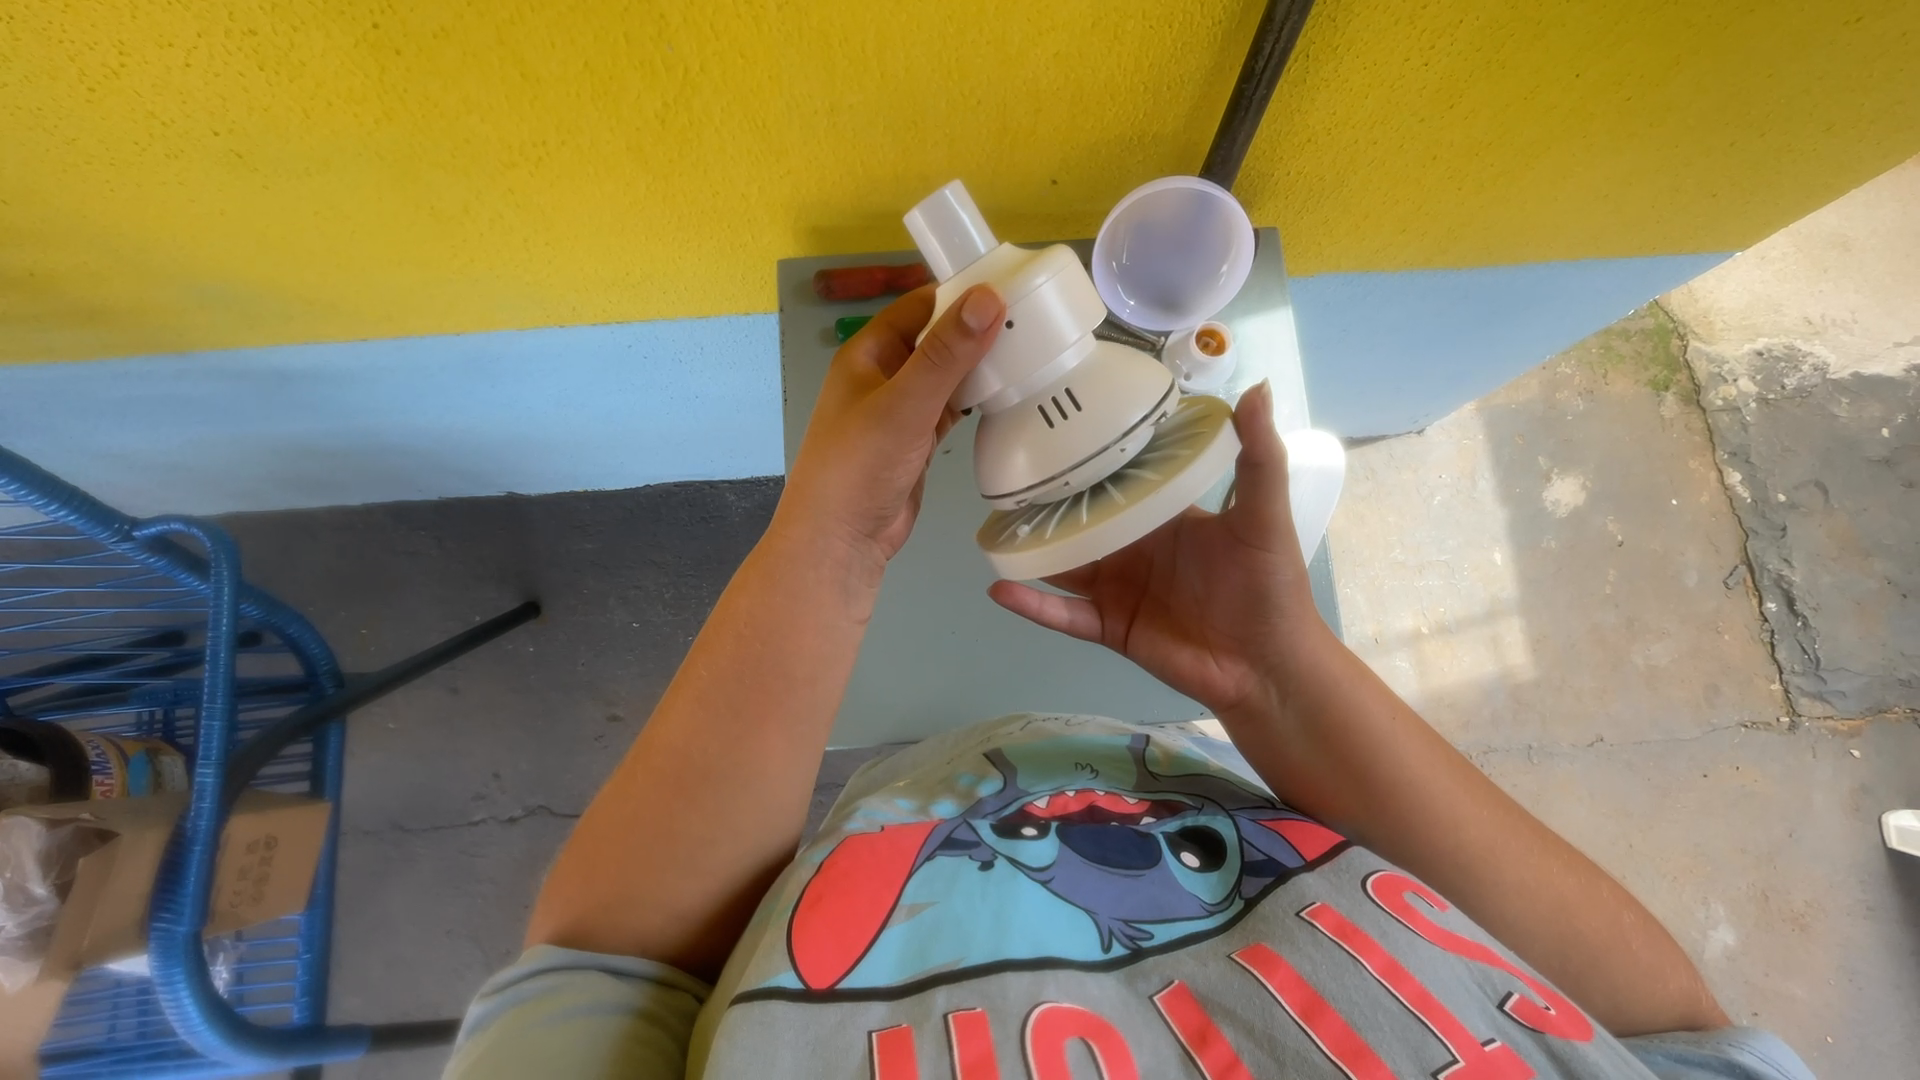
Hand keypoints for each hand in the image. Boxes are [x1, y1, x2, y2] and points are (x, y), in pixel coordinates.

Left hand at [776, 284, 1004, 576]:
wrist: (842, 540)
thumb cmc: (861, 464)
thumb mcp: (905, 404)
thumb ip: (946, 354)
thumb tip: (988, 297)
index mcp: (869, 354)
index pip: (919, 307)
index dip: (960, 294)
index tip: (1011, 287)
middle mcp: (884, 376)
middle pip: (936, 340)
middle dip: (977, 331)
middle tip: (1034, 322)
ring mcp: (901, 411)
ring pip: (946, 376)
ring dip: (979, 368)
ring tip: (1032, 353)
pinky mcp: (917, 442)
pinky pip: (950, 409)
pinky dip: (975, 401)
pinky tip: (1007, 395)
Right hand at [987, 381, 1330, 713]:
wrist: (1268, 667)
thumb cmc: (1269, 586)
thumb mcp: (1264, 516)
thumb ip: (1258, 458)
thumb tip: (1256, 386)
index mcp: (1164, 517)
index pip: (1120, 481)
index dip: (1092, 458)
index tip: (1055, 427)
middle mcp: (1134, 548)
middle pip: (1081, 520)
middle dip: (1048, 502)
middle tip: (1005, 475)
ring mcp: (1118, 588)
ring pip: (1063, 564)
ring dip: (1030, 549)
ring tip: (989, 527)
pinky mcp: (1109, 626)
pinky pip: (1064, 614)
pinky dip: (1033, 604)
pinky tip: (999, 586)